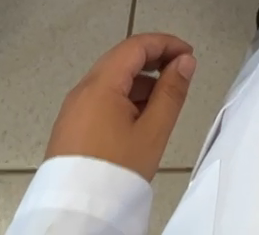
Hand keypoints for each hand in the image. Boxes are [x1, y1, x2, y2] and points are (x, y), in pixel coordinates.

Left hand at [45, 32, 196, 178]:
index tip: (189, 55)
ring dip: (140, 79)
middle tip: (180, 71)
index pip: (136, 46)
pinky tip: (139, 117)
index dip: (166, 43)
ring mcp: (72, 109)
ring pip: (111, 78)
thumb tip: (185, 61)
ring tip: (163, 98)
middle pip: (122, 58)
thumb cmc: (118, 168)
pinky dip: (124, 95)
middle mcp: (82, 90)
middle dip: (154, 59)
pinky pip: (100, 97)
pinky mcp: (69, 127)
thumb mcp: (153, 130)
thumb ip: (172, 90)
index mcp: (101, 85)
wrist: (76, 215)